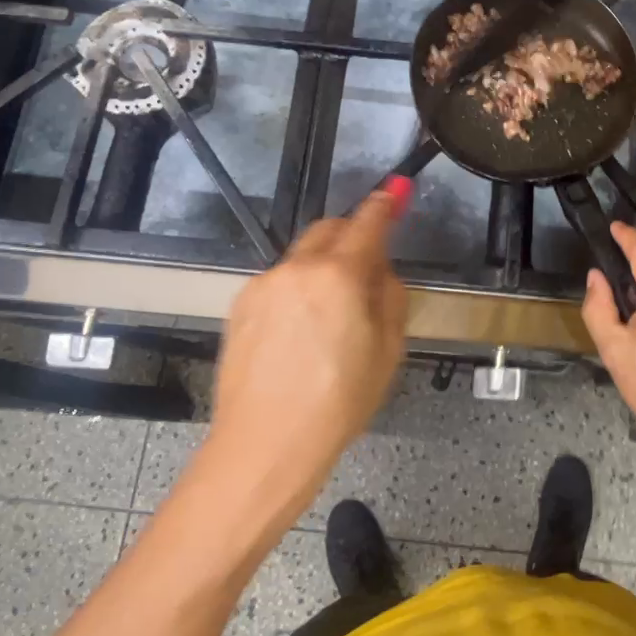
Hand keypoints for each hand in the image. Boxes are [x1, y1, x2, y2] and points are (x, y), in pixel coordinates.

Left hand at [208, 184, 409, 498]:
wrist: (265, 445)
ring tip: (331, 319)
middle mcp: (296, 269)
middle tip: (367, 271)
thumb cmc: (338, 404)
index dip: (386, 204)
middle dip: (351, 237)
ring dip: (322, 268)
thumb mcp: (387, 351)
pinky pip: (278, 283)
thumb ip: (388, 295)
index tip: (397, 189)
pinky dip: (296, 291)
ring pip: (301, 258)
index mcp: (338, 276)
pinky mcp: (239, 307)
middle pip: (329, 230)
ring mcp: (262, 286)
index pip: (367, 224)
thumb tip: (379, 268)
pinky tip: (299, 334)